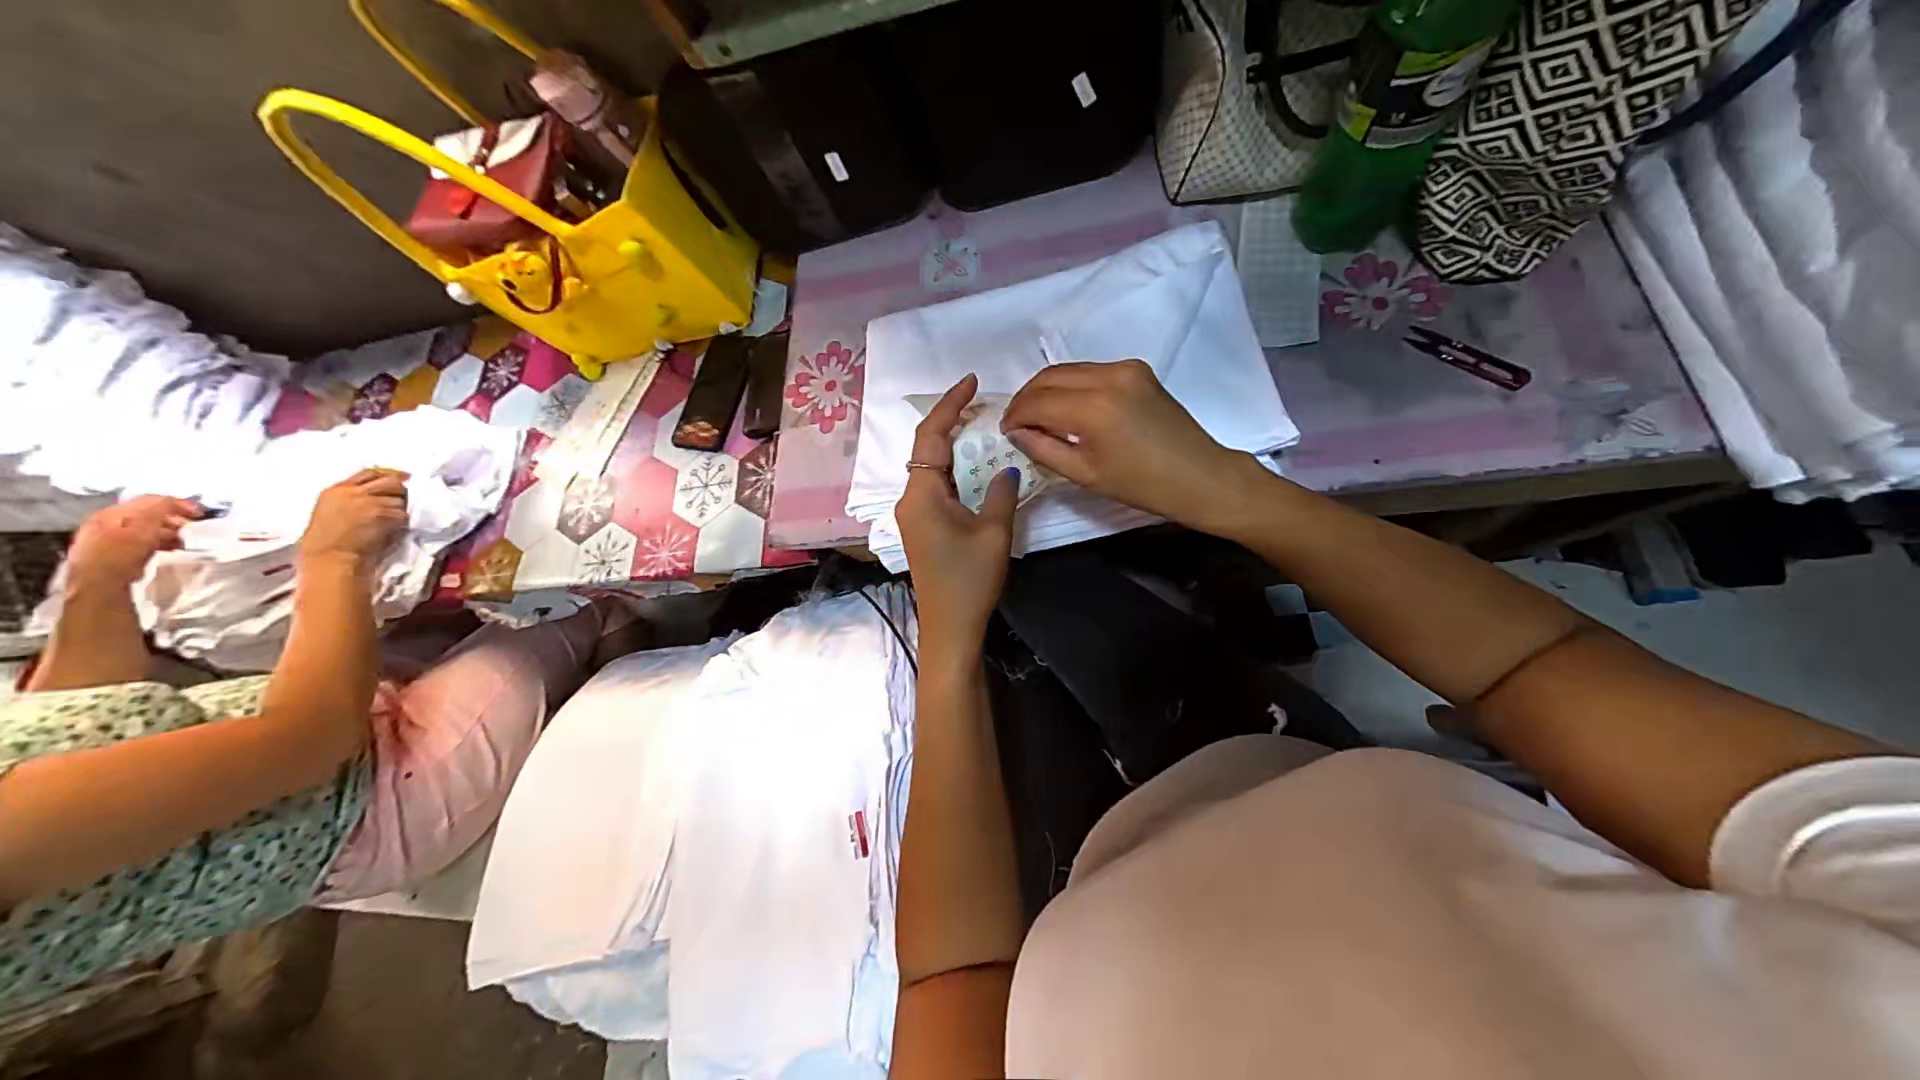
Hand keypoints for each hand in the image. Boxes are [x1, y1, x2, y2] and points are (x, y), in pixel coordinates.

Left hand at [67, 496, 202, 587]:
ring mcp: (107, 537)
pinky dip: (157, 542)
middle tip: (193, 528)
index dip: (177, 504)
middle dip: (173, 519)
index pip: (149, 500)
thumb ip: (158, 511)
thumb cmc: (121, 553)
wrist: (98, 583)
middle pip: (147, 514)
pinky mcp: (113, 553)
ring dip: (167, 532)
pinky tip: (168, 549)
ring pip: (145, 528)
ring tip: (184, 540)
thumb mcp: (143, 527)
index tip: (199, 514)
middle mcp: (106, 522)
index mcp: (112, 513)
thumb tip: (176, 504)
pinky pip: (141, 540)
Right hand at [297, 469, 409, 572]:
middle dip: (401, 490)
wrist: (331, 556)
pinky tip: (394, 529)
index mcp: (337, 489)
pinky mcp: (382, 514)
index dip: (390, 474)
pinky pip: (402, 514)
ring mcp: (368, 502)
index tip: (405, 478)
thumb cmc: (330, 540)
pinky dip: (402, 522)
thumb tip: (382, 491)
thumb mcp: (335, 508)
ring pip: (399, 499)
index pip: (370, 473)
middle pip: (390, 481)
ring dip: (402, 509)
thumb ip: (354, 496)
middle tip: (404, 501)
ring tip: (393, 520)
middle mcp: (353, 492)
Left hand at [895, 374, 1019, 652]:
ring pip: (930, 468)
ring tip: (982, 426)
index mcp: (922, 495)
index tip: (971, 381)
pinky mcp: (921, 528)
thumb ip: (1001, 492)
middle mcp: (910, 500)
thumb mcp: (994, 532)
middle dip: (951, 421)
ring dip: (953, 446)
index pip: (931, 436)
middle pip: (926, 449)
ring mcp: (913, 515)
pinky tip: (974, 467)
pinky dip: (953, 470)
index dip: (950, 405)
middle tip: (982, 403)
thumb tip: (1007, 466)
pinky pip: (935, 487)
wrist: (950, 627)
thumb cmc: (970, 580)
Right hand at [1003, 359, 1265, 533]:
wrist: (1201, 476)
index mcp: (1094, 408)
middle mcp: (1108, 377)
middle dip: (1026, 398)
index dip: (1015, 415)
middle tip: (1016, 422)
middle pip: (1048, 377)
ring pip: (1067, 370)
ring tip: (1037, 416)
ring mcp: (1125, 368)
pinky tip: (1066, 408)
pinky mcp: (1137, 369)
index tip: (1005, 431)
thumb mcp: (1085, 475)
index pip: (1037, 401)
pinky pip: (1089, 371)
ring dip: (1046, 389)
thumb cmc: (1143, 485)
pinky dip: (1070, 386)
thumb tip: (1016, 432)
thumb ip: (1044, 449)